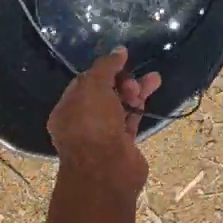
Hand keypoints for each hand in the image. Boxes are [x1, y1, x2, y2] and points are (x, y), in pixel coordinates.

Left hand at [46, 47, 161, 199]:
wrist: (106, 171)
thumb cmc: (93, 125)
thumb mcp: (94, 87)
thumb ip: (105, 67)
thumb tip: (119, 51)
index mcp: (67, 110)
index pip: (85, 82)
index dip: (103, 69)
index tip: (122, 60)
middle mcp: (82, 122)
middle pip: (104, 92)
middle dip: (122, 80)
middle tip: (133, 81)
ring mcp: (103, 134)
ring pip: (120, 104)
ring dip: (136, 89)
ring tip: (155, 79)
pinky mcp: (122, 143)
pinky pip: (131, 117)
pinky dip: (141, 104)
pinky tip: (153, 92)